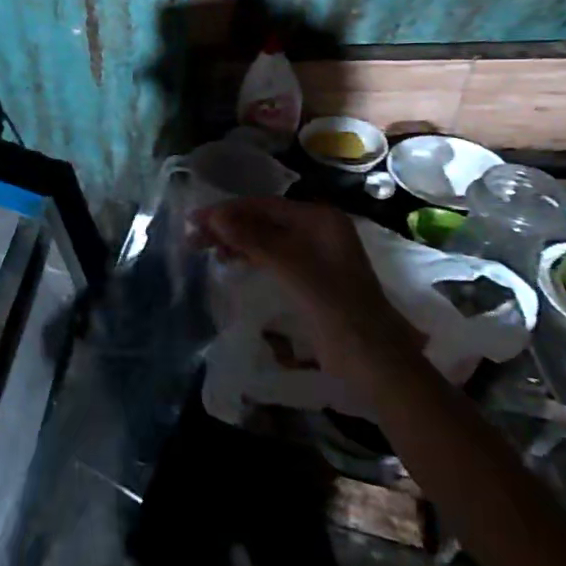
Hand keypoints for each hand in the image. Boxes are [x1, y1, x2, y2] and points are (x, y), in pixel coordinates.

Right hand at [196, 197, 420, 371]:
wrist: (373, 360)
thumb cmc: (335, 307)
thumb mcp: (291, 268)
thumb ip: (253, 239)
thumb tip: (215, 215)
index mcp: (320, 219)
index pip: (263, 205)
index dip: (226, 211)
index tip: (193, 220)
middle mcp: (318, 229)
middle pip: (262, 219)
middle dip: (227, 225)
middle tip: (193, 237)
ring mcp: (315, 253)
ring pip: (264, 237)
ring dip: (234, 240)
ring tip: (204, 248)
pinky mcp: (309, 276)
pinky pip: (271, 254)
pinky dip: (248, 255)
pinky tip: (229, 260)